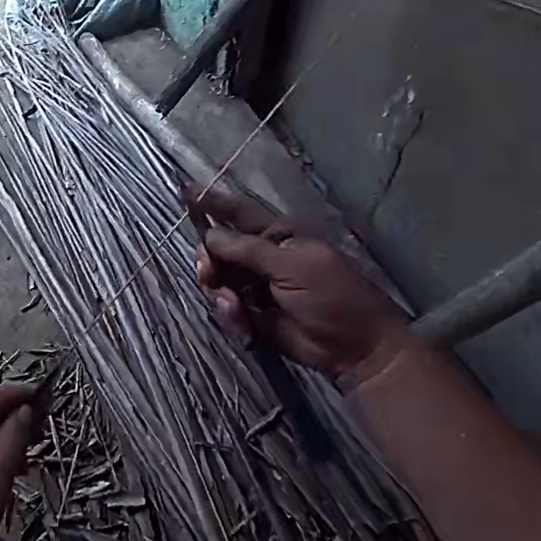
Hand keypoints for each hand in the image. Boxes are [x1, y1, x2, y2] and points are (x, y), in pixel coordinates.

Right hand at [186, 183, 412, 383]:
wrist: (354, 348)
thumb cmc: (332, 296)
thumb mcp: (293, 265)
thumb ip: (248, 249)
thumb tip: (210, 233)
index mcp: (277, 236)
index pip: (239, 212)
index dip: (214, 202)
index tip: (186, 192)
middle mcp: (262, 258)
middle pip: (219, 248)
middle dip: (209, 258)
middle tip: (208, 271)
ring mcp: (256, 287)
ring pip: (219, 280)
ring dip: (220, 290)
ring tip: (234, 304)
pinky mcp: (253, 316)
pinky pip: (227, 309)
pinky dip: (230, 315)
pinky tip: (242, 319)